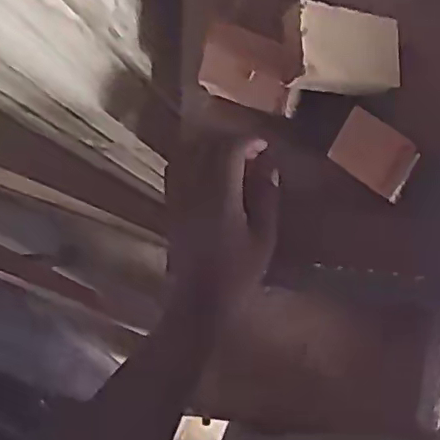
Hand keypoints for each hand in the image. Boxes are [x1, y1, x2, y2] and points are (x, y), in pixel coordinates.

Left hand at [165, 135, 278, 320]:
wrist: (202, 298)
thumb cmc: (240, 272)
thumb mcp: (263, 237)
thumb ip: (266, 197)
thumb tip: (268, 166)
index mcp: (220, 195)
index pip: (229, 150)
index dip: (248, 141)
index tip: (265, 145)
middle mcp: (194, 189)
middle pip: (207, 147)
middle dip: (231, 142)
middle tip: (253, 152)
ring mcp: (178, 197)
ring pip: (190, 155)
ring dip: (211, 150)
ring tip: (233, 161)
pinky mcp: (171, 207)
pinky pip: (179, 171)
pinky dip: (196, 163)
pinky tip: (211, 176)